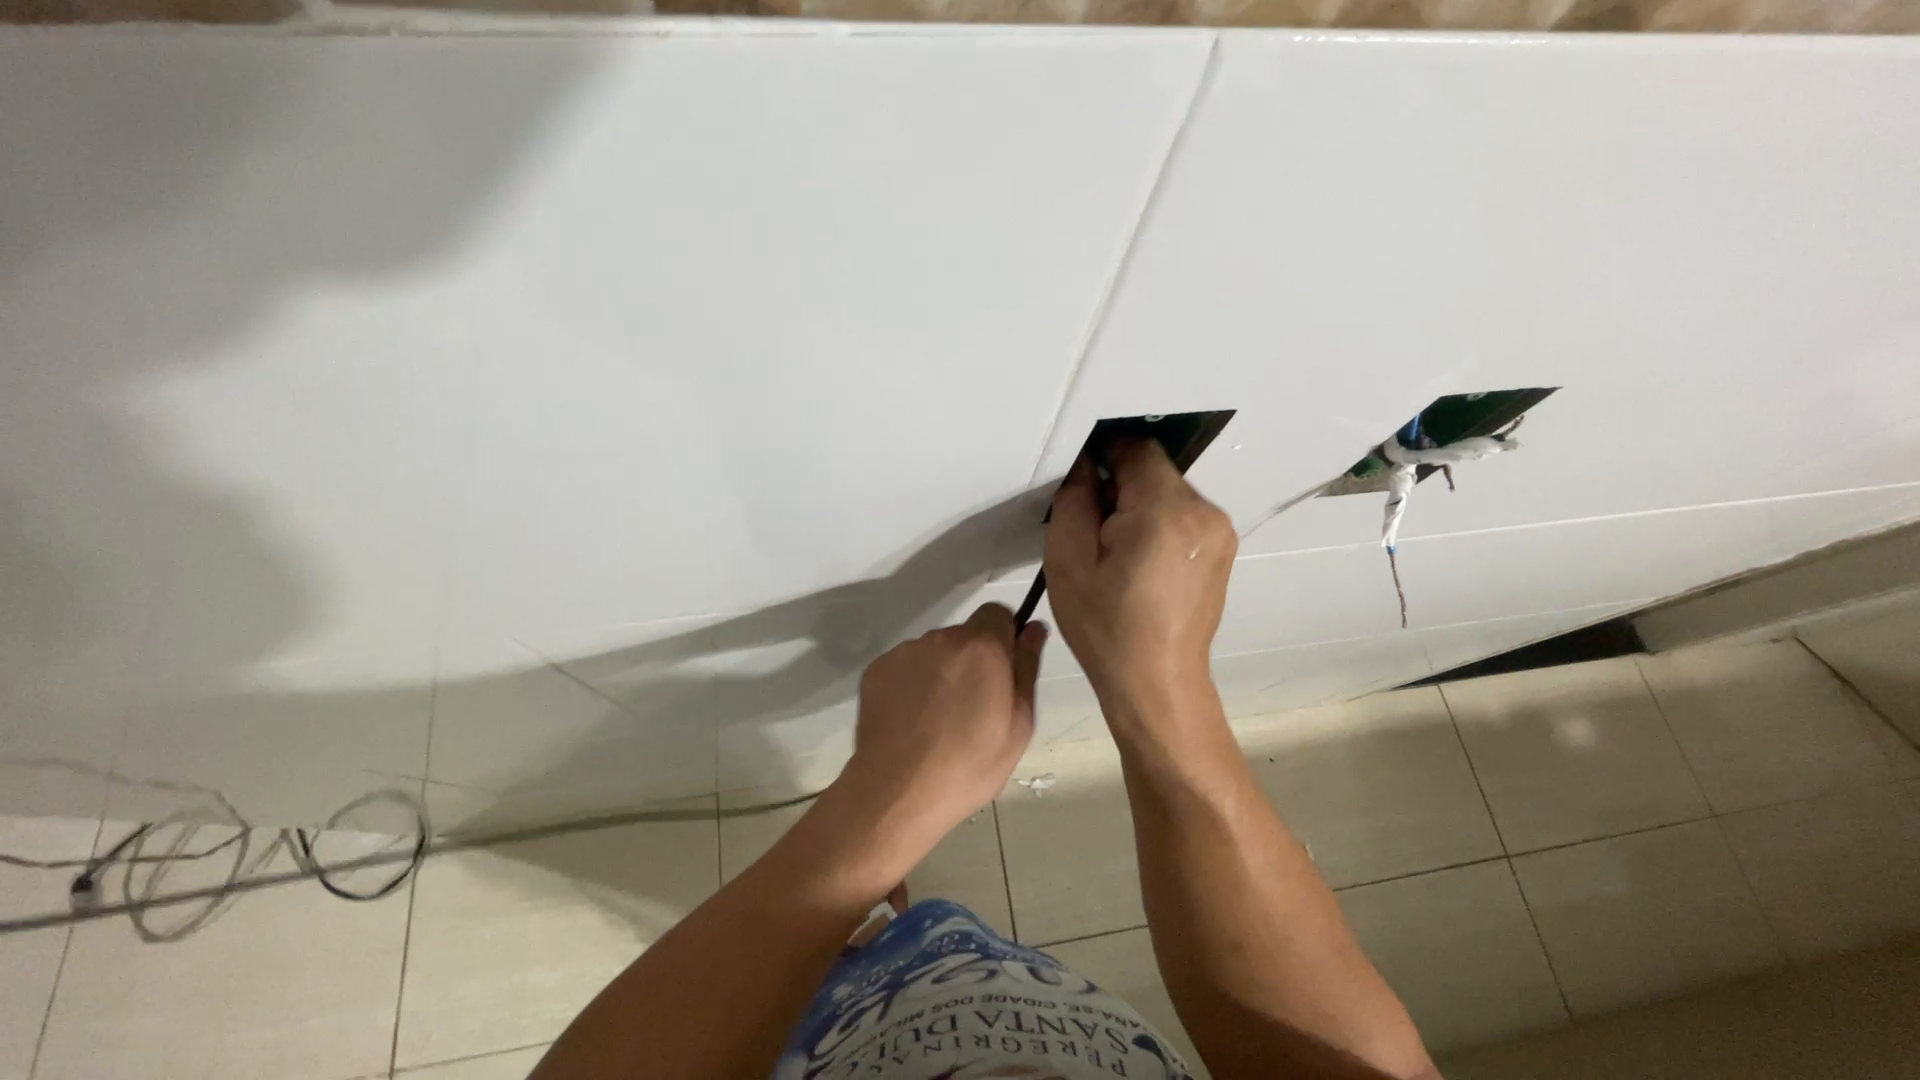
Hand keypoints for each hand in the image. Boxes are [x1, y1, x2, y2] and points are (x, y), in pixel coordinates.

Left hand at [838, 603, 1046, 842]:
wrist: (897, 792)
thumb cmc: (969, 765)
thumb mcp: (1018, 724)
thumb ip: (1026, 668)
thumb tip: (1034, 630)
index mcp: (981, 647)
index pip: (998, 613)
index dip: (1005, 637)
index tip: (1004, 671)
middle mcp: (941, 638)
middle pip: (966, 635)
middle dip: (974, 660)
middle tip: (974, 707)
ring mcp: (903, 652)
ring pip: (934, 651)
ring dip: (943, 672)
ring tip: (939, 719)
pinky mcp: (876, 670)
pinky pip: (905, 667)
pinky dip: (913, 684)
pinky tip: (913, 721)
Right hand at [1043, 439, 1236, 728]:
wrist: (1156, 683)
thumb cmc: (1106, 628)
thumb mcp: (1068, 562)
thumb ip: (1074, 500)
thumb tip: (1086, 465)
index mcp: (1166, 511)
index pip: (1135, 448)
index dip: (1102, 458)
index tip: (1082, 491)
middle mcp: (1205, 511)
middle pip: (1154, 469)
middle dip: (1121, 488)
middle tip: (1095, 533)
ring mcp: (1222, 530)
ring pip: (1168, 492)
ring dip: (1140, 507)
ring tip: (1118, 554)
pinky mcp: (1224, 548)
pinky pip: (1184, 515)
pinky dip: (1159, 524)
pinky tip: (1141, 564)